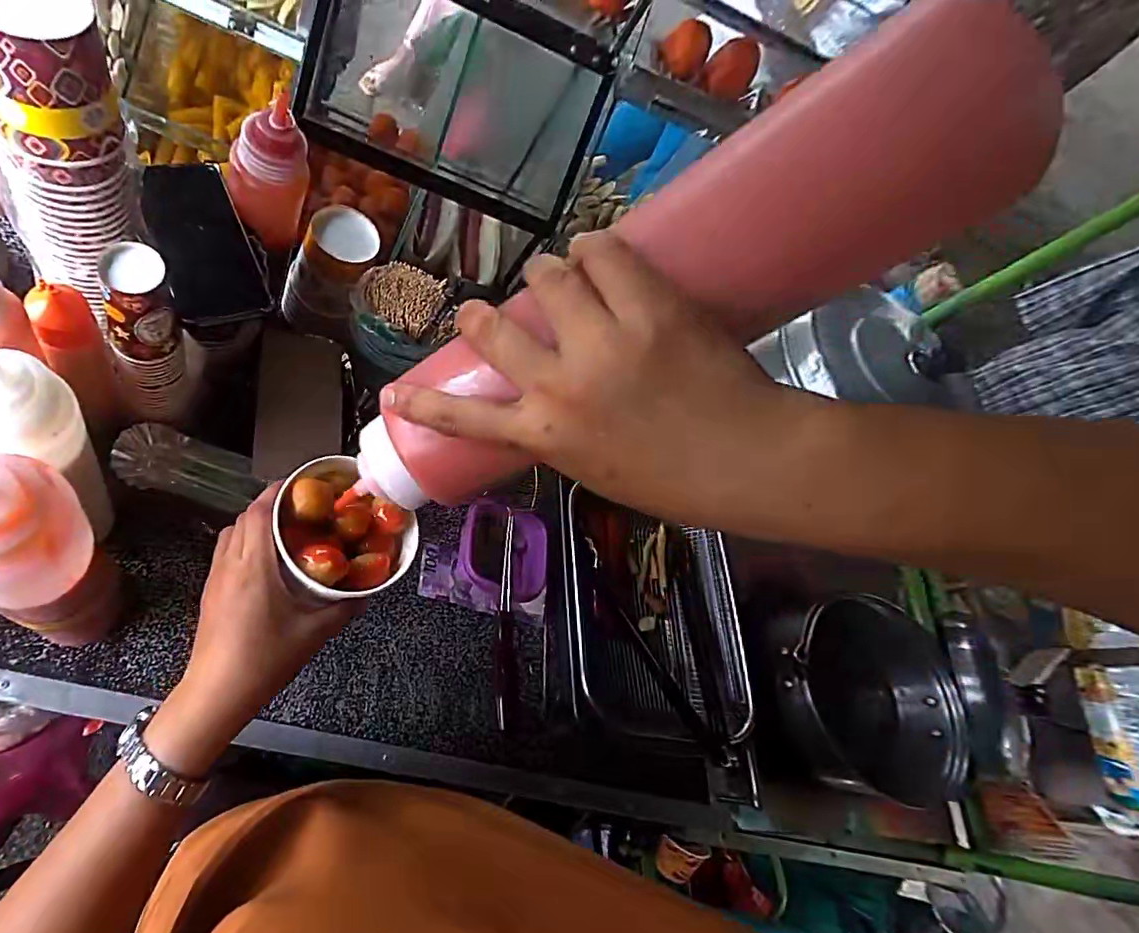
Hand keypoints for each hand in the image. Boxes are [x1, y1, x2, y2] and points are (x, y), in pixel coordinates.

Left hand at [150, 484, 362, 771]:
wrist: (217, 690)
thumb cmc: (264, 659)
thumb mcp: (313, 633)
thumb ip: (342, 608)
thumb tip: (363, 593)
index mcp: (253, 564)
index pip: (260, 510)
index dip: (279, 490)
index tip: (302, 486)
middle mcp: (229, 562)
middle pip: (245, 517)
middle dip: (271, 506)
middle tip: (300, 512)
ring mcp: (215, 576)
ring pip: (232, 534)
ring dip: (255, 525)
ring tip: (283, 535)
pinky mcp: (209, 591)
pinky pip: (226, 553)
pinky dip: (244, 545)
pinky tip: (264, 566)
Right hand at [381, 231, 807, 525]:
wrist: (747, 460)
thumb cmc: (662, 479)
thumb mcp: (581, 465)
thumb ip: (550, 429)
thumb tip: (536, 398)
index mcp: (539, 434)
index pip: (459, 417)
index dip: (418, 403)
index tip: (391, 394)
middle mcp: (560, 385)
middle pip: (494, 332)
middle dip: (477, 315)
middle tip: (479, 309)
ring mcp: (606, 343)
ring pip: (549, 283)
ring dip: (540, 272)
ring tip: (548, 270)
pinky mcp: (654, 309)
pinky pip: (609, 260)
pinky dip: (594, 248)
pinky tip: (591, 247)